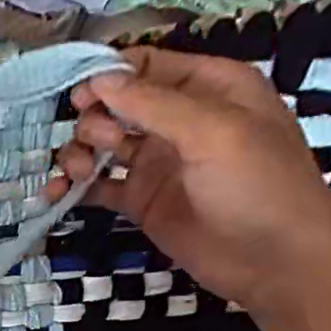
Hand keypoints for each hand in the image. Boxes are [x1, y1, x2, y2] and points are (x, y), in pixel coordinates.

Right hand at [45, 46, 330, 312]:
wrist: (275, 263)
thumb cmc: (258, 186)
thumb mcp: (214, 131)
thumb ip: (153, 103)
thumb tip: (98, 79)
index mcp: (208, 89)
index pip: (147, 66)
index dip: (110, 76)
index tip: (81, 97)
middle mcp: (178, 120)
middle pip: (115, 104)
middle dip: (93, 119)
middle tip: (94, 143)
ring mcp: (156, 161)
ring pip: (101, 142)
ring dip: (78, 153)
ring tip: (77, 173)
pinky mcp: (140, 199)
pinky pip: (97, 184)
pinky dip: (73, 187)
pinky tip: (56, 195)